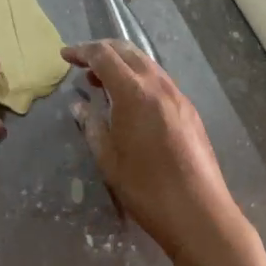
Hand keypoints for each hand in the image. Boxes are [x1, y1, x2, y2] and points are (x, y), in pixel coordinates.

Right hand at [64, 41, 265, 265]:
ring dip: (122, 63)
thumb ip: (91, 124)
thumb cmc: (147, 188)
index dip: (82, 51)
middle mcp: (158, 84)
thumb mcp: (108, 159)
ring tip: (102, 82)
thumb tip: (79, 105)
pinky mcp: (189, 110)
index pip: (103, 55)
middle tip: (82, 63)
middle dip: (102, 50)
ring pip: (145, 63)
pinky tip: (131, 101)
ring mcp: (177, 96)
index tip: (65, 56)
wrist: (200, 215)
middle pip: (127, 51)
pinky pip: (158, 79)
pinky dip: (139, 77)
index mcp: (134, 92)